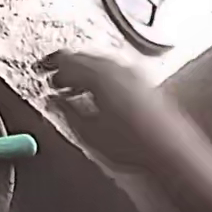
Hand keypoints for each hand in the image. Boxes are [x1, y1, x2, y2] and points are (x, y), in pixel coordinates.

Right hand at [39, 50, 211, 176]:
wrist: (172, 155)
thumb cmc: (133, 145)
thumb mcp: (85, 131)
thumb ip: (64, 110)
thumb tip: (52, 100)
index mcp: (99, 76)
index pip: (66, 59)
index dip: (48, 64)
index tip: (39, 69)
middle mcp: (119, 69)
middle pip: (84, 56)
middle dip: (65, 65)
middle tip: (51, 75)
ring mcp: (136, 75)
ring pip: (101, 62)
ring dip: (83, 70)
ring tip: (72, 85)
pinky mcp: (147, 84)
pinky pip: (116, 70)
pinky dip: (101, 75)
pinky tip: (97, 91)